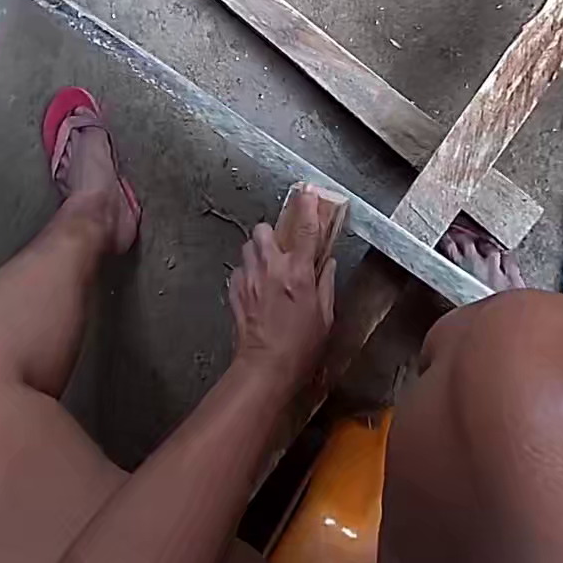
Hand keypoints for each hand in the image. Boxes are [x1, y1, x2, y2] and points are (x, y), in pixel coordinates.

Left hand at [227, 185, 337, 388]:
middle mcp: (272, 268)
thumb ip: (326, 284)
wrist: (265, 369)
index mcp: (299, 272)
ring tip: (267, 266)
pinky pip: (239, 270)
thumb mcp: (325, 316)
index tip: (308, 193)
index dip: (308, 207)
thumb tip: (328, 263)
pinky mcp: (235, 291)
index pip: (306, 229)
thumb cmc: (301, 347)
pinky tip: (256, 288)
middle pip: (265, 230)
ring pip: (248, 246)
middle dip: (272, 233)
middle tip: (282, 247)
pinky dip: (248, 272)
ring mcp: (250, 278)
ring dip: (258, 250)